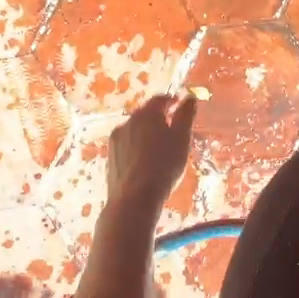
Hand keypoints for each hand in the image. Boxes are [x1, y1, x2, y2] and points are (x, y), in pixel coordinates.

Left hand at [106, 94, 196, 210]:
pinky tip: (144, 162)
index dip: (172, 101)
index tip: (180, 106)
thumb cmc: (164, 164)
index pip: (160, 99)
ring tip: (158, 148)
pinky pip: (127, 146)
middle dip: (159, 118)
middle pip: (145, 114)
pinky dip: (137, 148)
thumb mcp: (182, 137)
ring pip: (135, 130)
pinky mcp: (109, 159)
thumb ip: (186, 114)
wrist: (133, 200)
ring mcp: (115, 142)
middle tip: (172, 129)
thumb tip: (189, 97)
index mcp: (146, 114)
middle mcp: (127, 122)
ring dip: (146, 133)